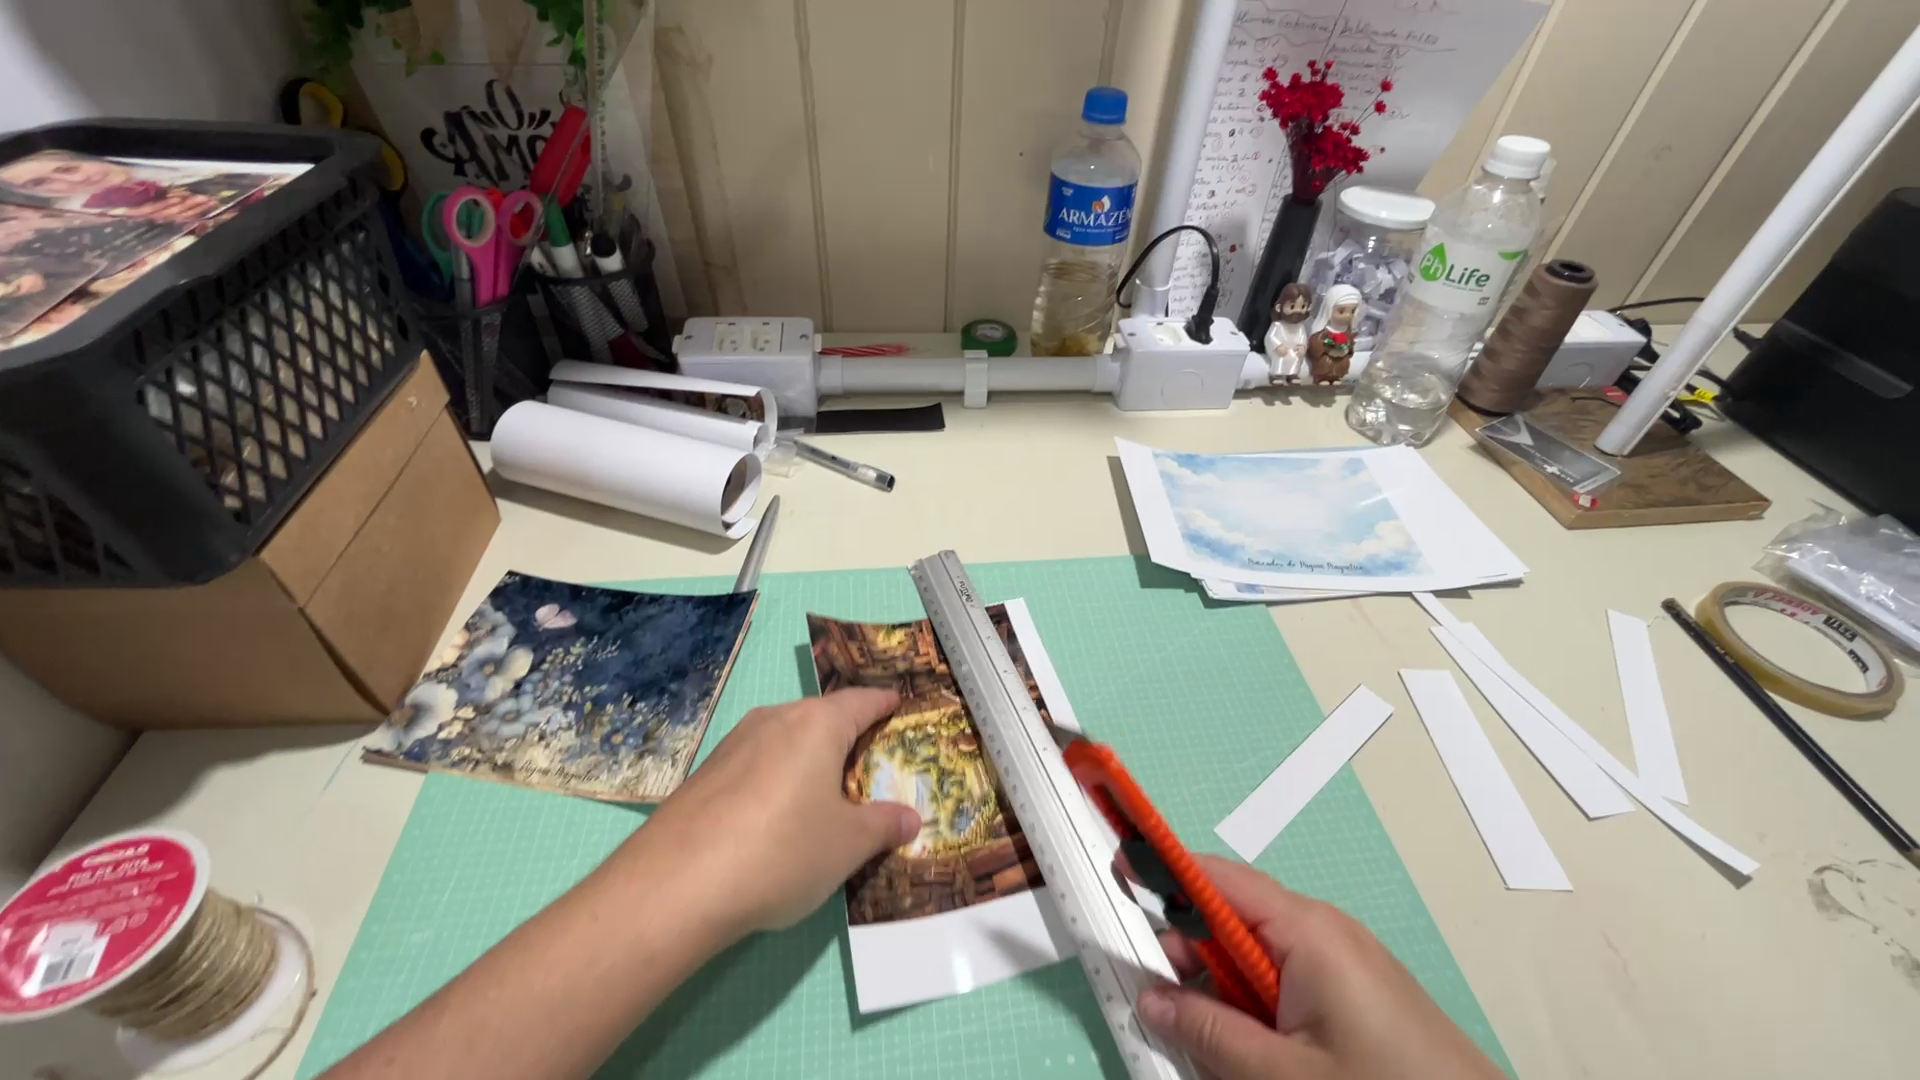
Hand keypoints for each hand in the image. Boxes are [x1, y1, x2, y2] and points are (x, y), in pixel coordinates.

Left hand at [614, 688, 920, 939]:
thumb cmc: (781, 852)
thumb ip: (884, 825)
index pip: (862, 701)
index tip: (899, 706)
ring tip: (826, 795)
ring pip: (786, 740)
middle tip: (871, 766)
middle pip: (822, 718)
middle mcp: (775, 720)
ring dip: (809, 759)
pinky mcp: (705, 773)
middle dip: (848, 737)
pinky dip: (778, 779)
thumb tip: (911, 818)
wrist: (675, 887)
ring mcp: (734, 744)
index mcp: (817, 723)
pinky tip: (778, 818)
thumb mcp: (848, 845)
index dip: (884, 704)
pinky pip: (757, 764)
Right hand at [1136, 855, 1500, 1079]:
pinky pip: (1281, 984)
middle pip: (1228, 920)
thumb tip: (1151, 999)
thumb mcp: (1285, 1077)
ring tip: (1217, 1053)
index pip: (1216, 877)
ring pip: (1252, 959)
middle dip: (1188, 957)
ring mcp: (1340, 963)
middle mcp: (1320, 932)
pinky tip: (1254, 1059)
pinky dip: (1253, 1011)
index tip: (1117, 870)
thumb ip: (1209, 1033)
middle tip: (1162, 1005)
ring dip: (1221, 994)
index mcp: (1305, 930)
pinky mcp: (1352, 995)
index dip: (1163, 869)